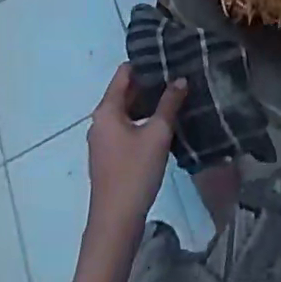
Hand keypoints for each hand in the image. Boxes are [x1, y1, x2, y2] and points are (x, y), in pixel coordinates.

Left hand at [85, 64, 186, 233]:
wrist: (115, 223)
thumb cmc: (134, 172)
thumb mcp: (157, 134)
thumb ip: (169, 103)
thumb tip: (180, 79)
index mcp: (106, 109)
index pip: (124, 73)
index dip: (145, 64)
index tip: (167, 58)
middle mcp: (100, 120)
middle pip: (124, 92)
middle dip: (149, 85)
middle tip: (177, 77)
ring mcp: (103, 140)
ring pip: (127, 112)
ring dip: (148, 105)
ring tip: (175, 98)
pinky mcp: (109, 156)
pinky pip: (126, 128)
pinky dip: (142, 122)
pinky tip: (163, 126)